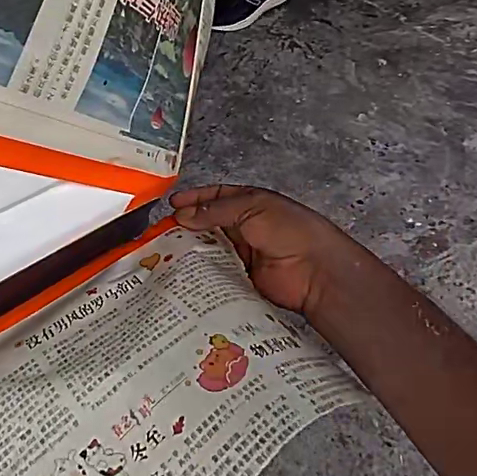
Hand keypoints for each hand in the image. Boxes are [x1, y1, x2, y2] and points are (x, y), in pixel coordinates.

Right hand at [170, 185, 404, 318]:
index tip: (171, 205)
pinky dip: (201, 273)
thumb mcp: (251, 209)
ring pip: (210, 249)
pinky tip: (182, 274)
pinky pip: (216, 273)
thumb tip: (183, 214)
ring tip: (164, 252)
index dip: (193, 199)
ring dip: (191, 250)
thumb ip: (215, 212)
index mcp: (249, 203)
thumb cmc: (291, 230)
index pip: (215, 197)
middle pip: (209, 225)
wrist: (315, 270)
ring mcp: (243, 253)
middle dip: (187, 227)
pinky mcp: (241, 278)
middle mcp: (245, 226)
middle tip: (161, 231)